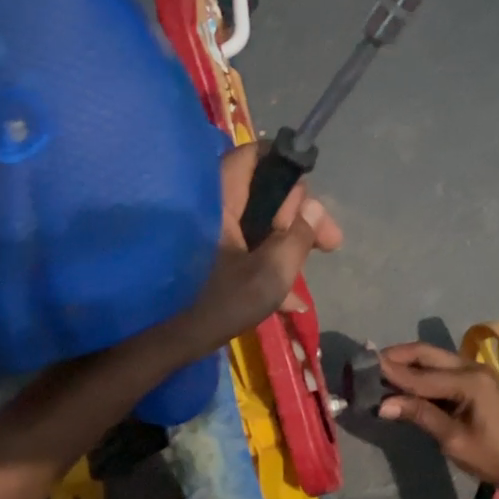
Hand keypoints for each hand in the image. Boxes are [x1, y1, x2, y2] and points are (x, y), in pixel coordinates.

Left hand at [168, 142, 343, 354]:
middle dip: (298, 219)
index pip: (254, 156)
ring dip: (285, 246)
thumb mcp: (272, 272)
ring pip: (256, 225)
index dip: (288, 168)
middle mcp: (211, 207)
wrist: (170, 343)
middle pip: (263, 194)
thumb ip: (298, 236)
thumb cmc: (220, 302)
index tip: (313, 202)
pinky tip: (287, 300)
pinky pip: (242, 248)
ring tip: (306, 280)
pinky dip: (263, 264)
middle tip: (328, 244)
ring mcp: (207, 233)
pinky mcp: (205, 258)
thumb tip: (314, 205)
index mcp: (220, 198)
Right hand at [376, 342, 498, 498]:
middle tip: (369, 363)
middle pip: (428, 354)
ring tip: (382, 373)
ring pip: (436, 360)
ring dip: (410, 364)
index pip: (419, 374)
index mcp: (468, 381)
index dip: (389, 371)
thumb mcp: (453, 440)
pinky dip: (424, 375)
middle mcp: (473, 369)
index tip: (362, 366)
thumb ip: (420, 415)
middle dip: (398, 356)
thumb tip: (383, 404)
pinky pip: (446, 371)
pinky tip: (408, 385)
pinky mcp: (480, 384)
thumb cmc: (495, 458)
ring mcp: (479, 374)